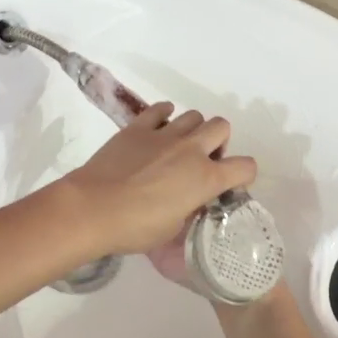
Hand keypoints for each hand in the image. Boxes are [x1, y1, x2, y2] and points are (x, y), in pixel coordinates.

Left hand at [56, 102, 256, 255]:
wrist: (92, 208)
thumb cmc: (134, 228)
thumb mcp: (173, 227)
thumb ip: (189, 207)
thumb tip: (190, 198)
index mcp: (205, 178)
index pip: (245, 167)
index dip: (243, 175)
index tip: (230, 184)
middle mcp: (191, 150)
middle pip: (221, 126)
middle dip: (219, 142)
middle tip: (202, 160)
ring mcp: (164, 134)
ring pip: (193, 115)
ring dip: (192, 130)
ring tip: (177, 147)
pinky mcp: (137, 127)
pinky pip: (160, 109)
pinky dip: (164, 115)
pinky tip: (158, 129)